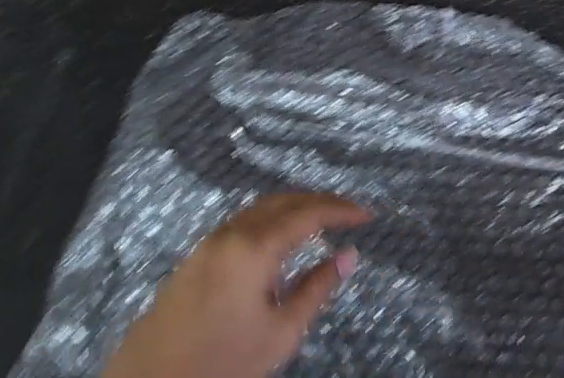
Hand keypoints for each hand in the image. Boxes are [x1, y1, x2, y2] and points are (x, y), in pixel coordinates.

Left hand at [103, 192, 372, 377]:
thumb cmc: (222, 363)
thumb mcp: (280, 333)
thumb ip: (317, 289)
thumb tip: (349, 255)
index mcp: (255, 247)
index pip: (309, 213)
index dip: (342, 210)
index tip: (368, 215)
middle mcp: (231, 234)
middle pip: (284, 201)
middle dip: (320, 202)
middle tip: (348, 214)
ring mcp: (208, 244)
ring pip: (261, 209)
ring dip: (294, 208)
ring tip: (320, 223)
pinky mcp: (195, 259)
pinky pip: (243, 223)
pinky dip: (271, 220)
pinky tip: (280, 242)